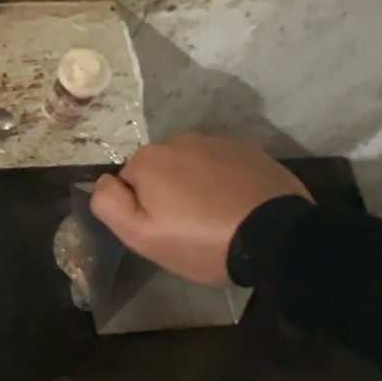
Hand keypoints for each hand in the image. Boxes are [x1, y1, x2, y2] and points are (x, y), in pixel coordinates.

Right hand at [90, 133, 310, 285]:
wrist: (277, 236)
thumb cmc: (202, 240)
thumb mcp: (141, 236)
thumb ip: (108, 203)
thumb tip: (104, 181)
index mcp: (149, 158)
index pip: (128, 183)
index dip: (142, 210)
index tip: (164, 231)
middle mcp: (180, 140)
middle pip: (160, 172)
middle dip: (168, 195)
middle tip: (190, 229)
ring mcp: (218, 143)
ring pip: (191, 168)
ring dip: (196, 188)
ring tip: (217, 220)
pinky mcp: (250, 152)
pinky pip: (222, 168)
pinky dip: (223, 184)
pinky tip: (237, 209)